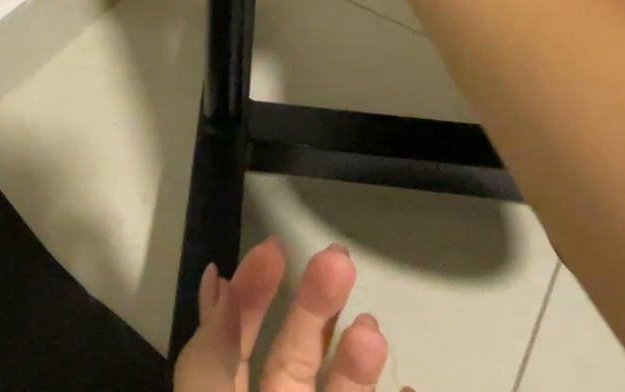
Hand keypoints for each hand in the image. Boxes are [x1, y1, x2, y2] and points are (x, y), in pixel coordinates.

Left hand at [172, 238, 408, 391]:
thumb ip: (213, 354)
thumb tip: (220, 281)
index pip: (235, 340)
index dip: (252, 293)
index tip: (275, 247)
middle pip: (296, 355)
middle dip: (317, 306)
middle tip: (338, 258)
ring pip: (338, 390)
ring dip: (358, 358)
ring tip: (372, 327)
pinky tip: (411, 383)